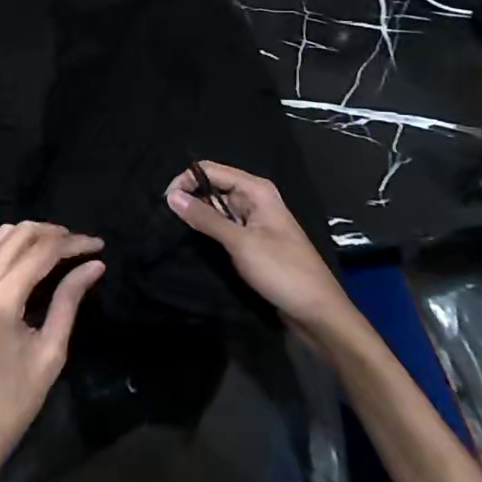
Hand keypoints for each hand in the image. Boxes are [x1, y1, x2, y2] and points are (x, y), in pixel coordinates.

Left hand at [0, 222, 104, 481]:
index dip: (75, 243)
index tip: (100, 245)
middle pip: (20, 233)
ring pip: (1, 237)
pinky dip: (14, 248)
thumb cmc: (10, 405)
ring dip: (33, 236)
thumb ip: (69, 301)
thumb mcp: (49, 354)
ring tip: (62, 249)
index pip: (43, 250)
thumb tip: (94, 265)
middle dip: (55, 233)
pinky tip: (34, 262)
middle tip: (82, 246)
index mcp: (0, 298)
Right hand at [164, 161, 353, 342]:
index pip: (212, 170)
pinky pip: (226, 227)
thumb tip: (172, 196)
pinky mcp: (253, 242)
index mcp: (256, 189)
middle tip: (164, 218)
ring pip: (218, 208)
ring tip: (172, 228)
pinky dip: (210, 231)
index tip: (165, 203)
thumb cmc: (282, 271)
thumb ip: (206, 218)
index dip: (186, 181)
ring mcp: (255, 221)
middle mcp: (255, 199)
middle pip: (214, 187)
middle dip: (190, 197)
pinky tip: (194, 241)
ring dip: (198, 215)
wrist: (316, 311)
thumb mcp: (240, 243)